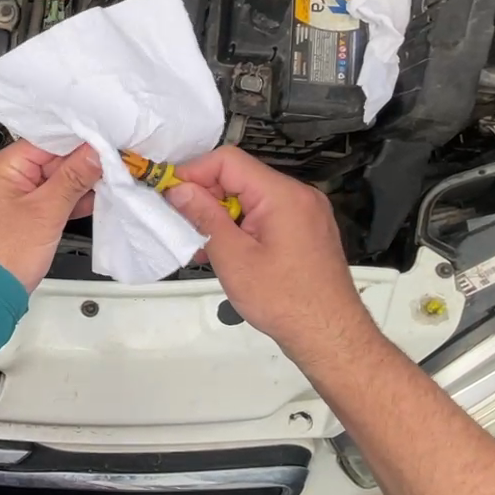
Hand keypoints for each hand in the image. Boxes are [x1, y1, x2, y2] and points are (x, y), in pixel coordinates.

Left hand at [0, 141, 101, 291]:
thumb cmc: (4, 254)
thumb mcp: (46, 211)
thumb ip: (74, 178)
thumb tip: (96, 152)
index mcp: (3, 167)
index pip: (48, 139)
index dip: (80, 139)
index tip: (109, 140)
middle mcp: (6, 176)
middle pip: (54, 157)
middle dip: (85, 160)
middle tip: (117, 160)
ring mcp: (16, 195)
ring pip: (56, 178)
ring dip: (82, 181)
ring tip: (113, 178)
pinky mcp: (25, 213)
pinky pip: (53, 197)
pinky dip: (73, 198)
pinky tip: (97, 198)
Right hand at [164, 146, 382, 369]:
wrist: (327, 333)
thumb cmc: (285, 300)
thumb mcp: (232, 256)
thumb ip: (204, 217)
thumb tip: (179, 190)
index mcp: (282, 196)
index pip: (228, 161)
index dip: (192, 173)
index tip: (167, 193)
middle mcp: (297, 196)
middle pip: (237, 177)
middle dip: (204, 196)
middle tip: (179, 223)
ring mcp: (302, 212)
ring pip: (246, 197)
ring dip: (218, 214)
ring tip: (201, 244)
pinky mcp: (301, 229)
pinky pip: (261, 214)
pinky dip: (236, 226)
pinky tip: (222, 251)